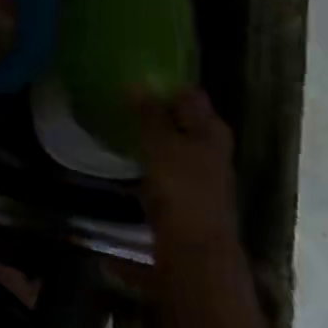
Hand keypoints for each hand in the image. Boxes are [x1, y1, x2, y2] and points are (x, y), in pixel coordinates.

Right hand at [135, 88, 239, 249]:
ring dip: (151, 136)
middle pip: (183, 120)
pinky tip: (126, 161)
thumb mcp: (160, 146)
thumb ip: (148, 116)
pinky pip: (163, 168)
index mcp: (210, 130)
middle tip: (119, 100)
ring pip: (173, 145)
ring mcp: (198, 175)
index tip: (134, 76)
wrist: (194, 251)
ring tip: (117, 126)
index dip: (165, 84)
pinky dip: (147, 160)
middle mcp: (210, 149)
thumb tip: (135, 83)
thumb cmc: (181, 191)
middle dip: (156, 110)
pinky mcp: (183, 197)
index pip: (189, 95)